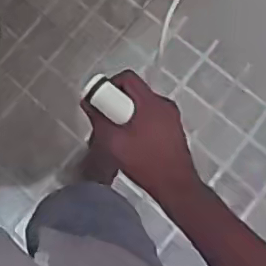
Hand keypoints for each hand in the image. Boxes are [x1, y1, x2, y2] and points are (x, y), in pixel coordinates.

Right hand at [81, 71, 203, 203]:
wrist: (176, 187)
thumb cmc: (147, 164)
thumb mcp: (113, 142)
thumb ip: (98, 120)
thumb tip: (89, 104)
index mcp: (151, 103)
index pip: (127, 78)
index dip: (109, 86)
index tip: (101, 102)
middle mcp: (164, 105)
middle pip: (134, 92)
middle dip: (117, 103)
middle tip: (106, 121)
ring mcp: (172, 117)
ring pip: (143, 105)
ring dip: (127, 115)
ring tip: (118, 136)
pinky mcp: (175, 129)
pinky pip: (152, 117)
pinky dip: (139, 124)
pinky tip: (132, 144)